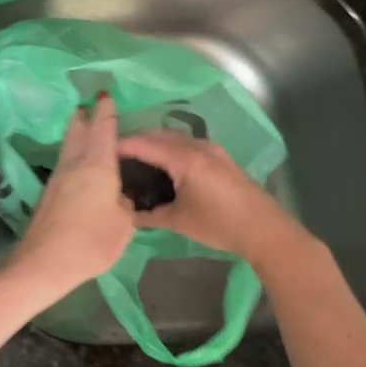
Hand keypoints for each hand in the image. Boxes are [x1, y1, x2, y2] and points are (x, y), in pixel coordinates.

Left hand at [9, 94, 134, 294]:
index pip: (102, 130)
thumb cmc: (92, 241)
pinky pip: (64, 167)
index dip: (105, 112)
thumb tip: (117, 197)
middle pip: (77, 134)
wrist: (45, 262)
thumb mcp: (123, 224)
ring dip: (74, 136)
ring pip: (67, 150)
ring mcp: (57, 180)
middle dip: (83, 119)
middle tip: (86, 106)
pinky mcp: (48, 196)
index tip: (104, 95)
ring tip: (81, 128)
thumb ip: (124, 205)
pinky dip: (71, 157)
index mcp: (96, 166)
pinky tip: (77, 165)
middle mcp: (73, 166)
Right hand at [117, 129, 312, 267]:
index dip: (121, 145)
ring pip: (174, 138)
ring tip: (135, 159)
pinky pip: (187, 144)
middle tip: (114, 156)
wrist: (265, 231)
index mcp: (185, 159)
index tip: (100, 152)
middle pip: (158, 135)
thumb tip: (125, 213)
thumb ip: (148, 214)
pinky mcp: (220, 158)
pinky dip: (169, 149)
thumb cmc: (219, 224)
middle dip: (135, 141)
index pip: (144, 144)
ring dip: (154, 143)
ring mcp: (212, 150)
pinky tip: (162, 165)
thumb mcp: (178, 221)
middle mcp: (198, 147)